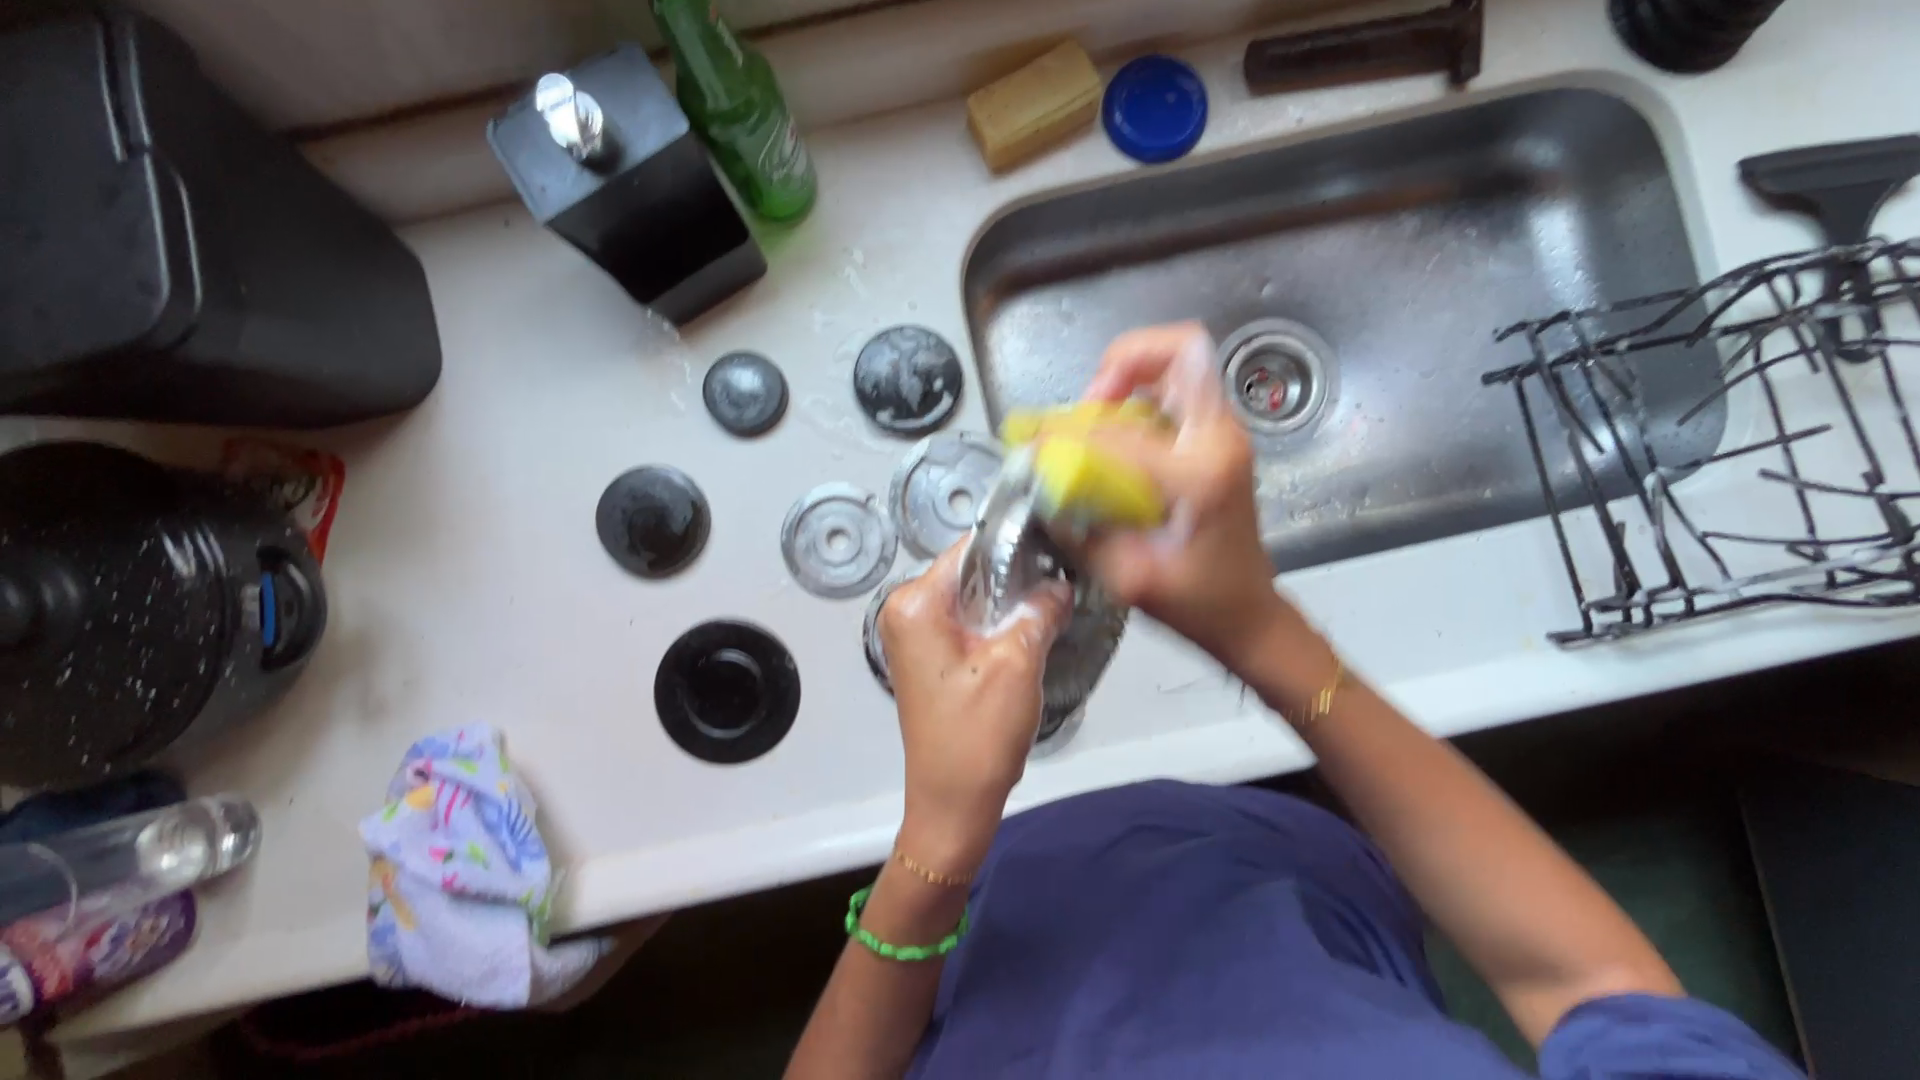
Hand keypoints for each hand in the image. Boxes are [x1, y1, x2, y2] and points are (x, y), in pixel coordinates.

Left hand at [878, 544, 1072, 872]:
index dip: (1015, 541)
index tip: (1059, 539)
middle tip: (1065, 572)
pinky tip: (1032, 626)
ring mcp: (914, 635)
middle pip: (970, 571)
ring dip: (1010, 601)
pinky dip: (996, 623)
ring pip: (972, 598)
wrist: (952, 803)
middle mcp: (905, 610)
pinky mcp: (928, 657)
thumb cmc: (978, 734)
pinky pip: (966, 622)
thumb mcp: (1019, 662)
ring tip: (1056, 598)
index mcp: (915, 603)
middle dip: (1016, 573)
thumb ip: (1040, 610)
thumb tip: (1060, 583)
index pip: (970, 547)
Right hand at [1071, 322, 1299, 669]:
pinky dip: (1139, 396)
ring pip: (1179, 363)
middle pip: (1179, 351)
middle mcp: (1221, 440)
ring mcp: (1224, 435)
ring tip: (1096, 416)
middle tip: (1088, 406)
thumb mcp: (1130, 578)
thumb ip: (1082, 532)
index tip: (1037, 442)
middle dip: (1122, 365)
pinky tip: (1115, 435)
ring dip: (1130, 376)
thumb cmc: (1200, 602)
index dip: (1070, 433)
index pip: (1121, 431)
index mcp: (1200, 474)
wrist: (1248, 613)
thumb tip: (1042, 492)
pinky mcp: (1217, 440)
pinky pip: (1176, 391)